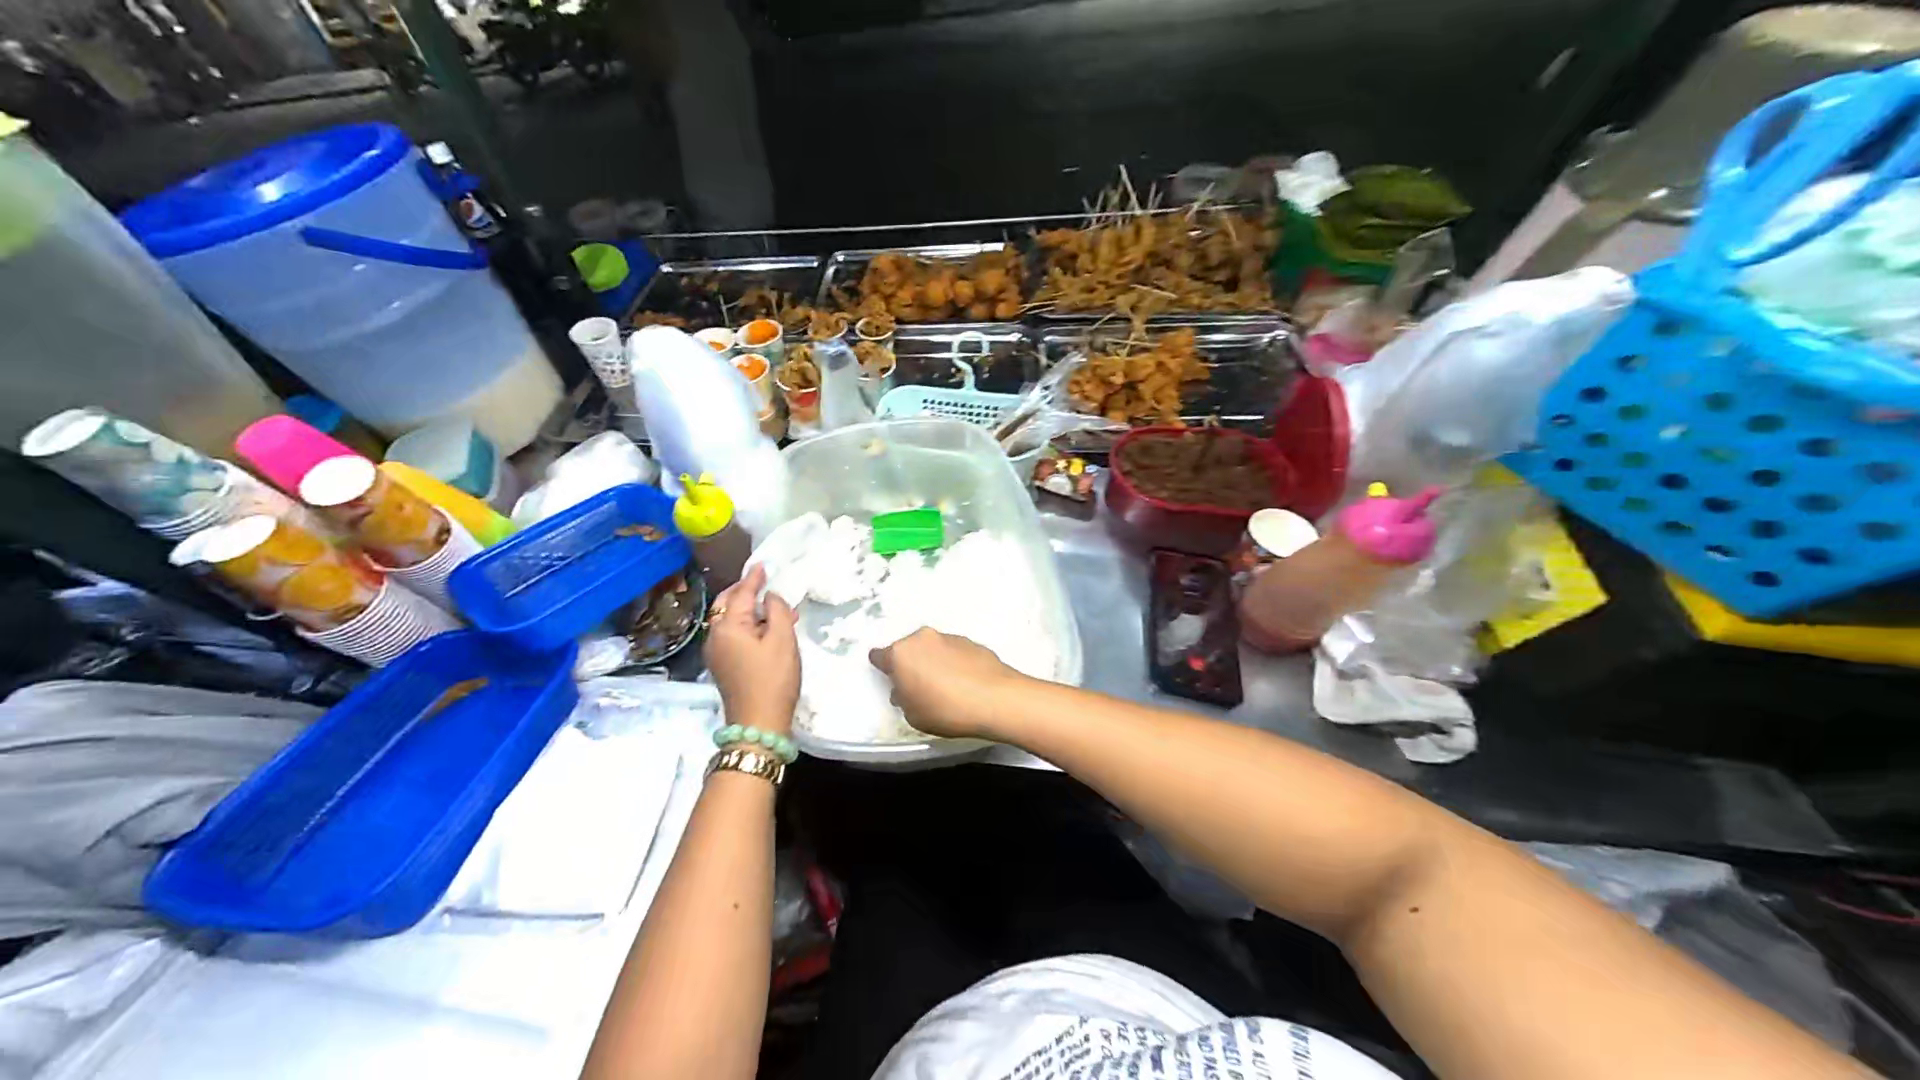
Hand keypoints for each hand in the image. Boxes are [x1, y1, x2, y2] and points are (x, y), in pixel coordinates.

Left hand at [704, 565, 799, 733]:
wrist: (759, 724)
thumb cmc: (773, 678)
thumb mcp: (782, 640)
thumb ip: (777, 610)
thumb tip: (770, 596)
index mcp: (727, 626)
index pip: (741, 593)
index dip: (754, 578)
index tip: (762, 565)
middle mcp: (715, 636)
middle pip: (728, 605)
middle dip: (745, 592)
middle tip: (765, 583)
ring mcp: (717, 653)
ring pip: (731, 621)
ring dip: (749, 610)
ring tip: (774, 607)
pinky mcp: (724, 666)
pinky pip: (733, 635)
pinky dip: (748, 626)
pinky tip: (767, 628)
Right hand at [869, 628, 1027, 739]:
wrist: (996, 699)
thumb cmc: (946, 710)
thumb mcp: (913, 715)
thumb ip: (903, 698)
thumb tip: (906, 689)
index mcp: (901, 654)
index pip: (879, 656)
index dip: (882, 668)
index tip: (889, 678)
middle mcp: (922, 639)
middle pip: (908, 650)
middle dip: (910, 665)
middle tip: (919, 688)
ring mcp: (948, 637)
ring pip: (932, 649)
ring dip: (933, 663)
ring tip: (946, 688)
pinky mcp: (971, 642)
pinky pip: (953, 652)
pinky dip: (953, 663)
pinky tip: (964, 683)